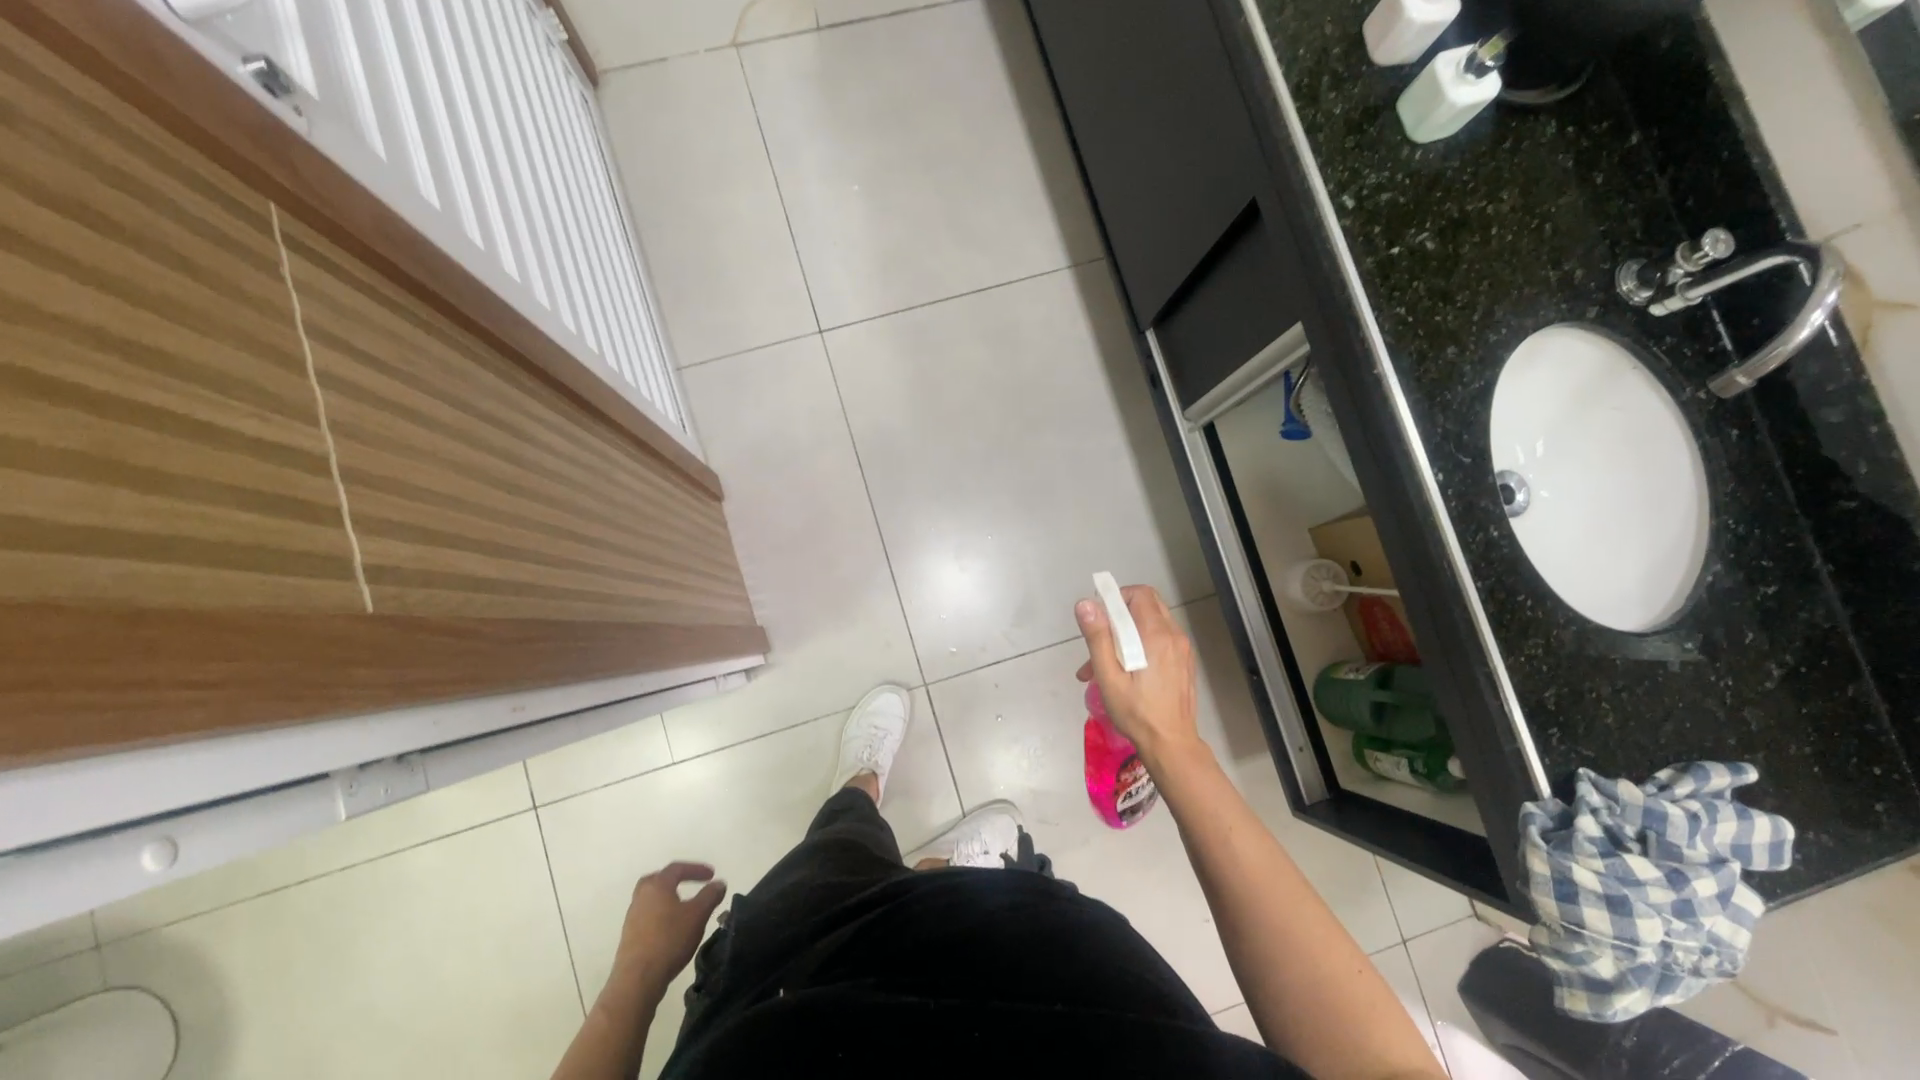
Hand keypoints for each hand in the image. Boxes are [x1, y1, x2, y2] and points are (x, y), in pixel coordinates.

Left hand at [611, 862, 726, 994]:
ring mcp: (632, 917)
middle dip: (675, 879)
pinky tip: (672, 928)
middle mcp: (641, 897)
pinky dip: (661, 915)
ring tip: (684, 908)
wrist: (638, 978)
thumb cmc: (670, 940)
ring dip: (668, 898)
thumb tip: (719, 884)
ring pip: (651, 900)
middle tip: (690, 883)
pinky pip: (648, 916)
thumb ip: (710, 896)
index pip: (677, 869)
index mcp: (657, 886)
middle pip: (658, 880)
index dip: (696, 869)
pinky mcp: (630, 936)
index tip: (712, 874)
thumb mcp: (698, 915)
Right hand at [1074, 584, 1200, 764]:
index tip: (1099, 620)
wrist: (1171, 743)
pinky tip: (1125, 671)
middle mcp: (1174, 636)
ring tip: (1103, 664)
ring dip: (1128, 633)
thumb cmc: (1136, 712)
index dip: (1116, 598)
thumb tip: (1086, 604)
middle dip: (1120, 615)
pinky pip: (1161, 640)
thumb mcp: (1109, 677)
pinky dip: (1141, 644)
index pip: (1139, 594)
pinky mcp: (1184, 662)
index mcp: (1157, 635)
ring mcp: (1183, 649)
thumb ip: (1098, 638)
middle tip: (1100, 640)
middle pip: (1148, 604)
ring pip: (1153, 623)